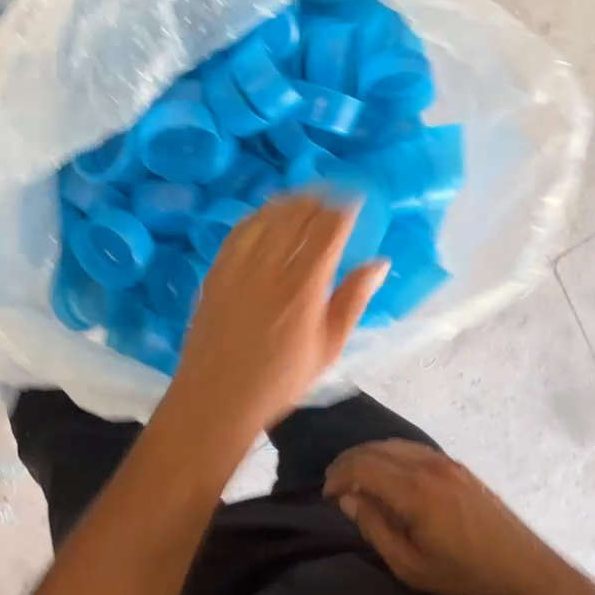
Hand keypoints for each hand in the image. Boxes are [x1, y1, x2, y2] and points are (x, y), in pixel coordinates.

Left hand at [164, 193, 388, 436]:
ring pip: (267, 217)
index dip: (344, 210)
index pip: (327, 230)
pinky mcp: (215, 271)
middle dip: (318, 200)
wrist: (216, 397)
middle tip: (332, 197)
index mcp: (304, 287)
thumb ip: (353, 300)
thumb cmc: (280, 380)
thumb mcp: (328, 347)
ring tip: (304, 199)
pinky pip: (238, 231)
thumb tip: (379, 263)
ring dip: (289, 202)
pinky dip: (257, 217)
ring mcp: (238, 266)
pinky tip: (266, 217)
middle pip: (296, 215)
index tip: (356, 202)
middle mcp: (270, 268)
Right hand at [325, 439, 563, 594]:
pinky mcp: (458, 467)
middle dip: (349, 463)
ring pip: (394, 444)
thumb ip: (374, 527)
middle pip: (375, 448)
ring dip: (369, 457)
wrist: (527, 573)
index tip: (326, 495)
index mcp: (414, 490)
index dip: (338, 475)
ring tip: (357, 481)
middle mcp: (428, 465)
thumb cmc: (465, 576)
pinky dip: (391, 456)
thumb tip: (348, 499)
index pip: (362, 465)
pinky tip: (388, 476)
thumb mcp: (410, 566)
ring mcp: (446, 462)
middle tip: (335, 486)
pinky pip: (414, 449)